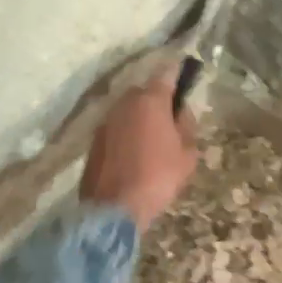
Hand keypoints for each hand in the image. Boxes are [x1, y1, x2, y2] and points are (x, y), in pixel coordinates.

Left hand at [81, 68, 198, 232]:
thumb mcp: (188, 154)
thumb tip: (180, 113)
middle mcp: (124, 103)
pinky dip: (127, 134)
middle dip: (158, 101)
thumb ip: (187, 127)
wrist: (114, 208)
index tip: (187, 74)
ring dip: (141, 118)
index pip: (166, 74)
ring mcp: (106, 121)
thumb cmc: (158, 177)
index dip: (178, 74)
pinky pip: (117, 128)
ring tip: (154, 141)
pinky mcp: (94, 140)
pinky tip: (135, 154)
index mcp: (150, 100)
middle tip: (172, 121)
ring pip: (129, 111)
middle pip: (145, 92)